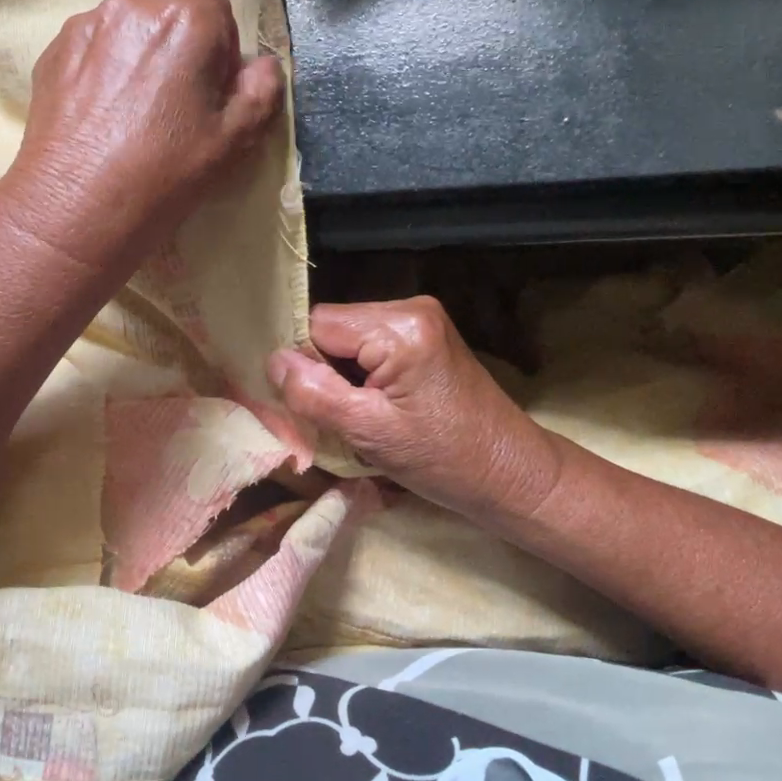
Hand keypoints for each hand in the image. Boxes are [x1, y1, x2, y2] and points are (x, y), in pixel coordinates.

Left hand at [3, 0, 282, 270]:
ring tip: (131, 115)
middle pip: (169, 15)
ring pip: (128, 32)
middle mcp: (132, 9)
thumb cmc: (164, 175)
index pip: (216, 7)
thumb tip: (263, 66)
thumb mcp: (234, 142)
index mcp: (185, 22)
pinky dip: (102, 71)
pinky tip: (100, 117)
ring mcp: (85, 27)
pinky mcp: (52, 51)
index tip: (211, 90)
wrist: (75, 209)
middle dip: (178, 51)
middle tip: (173, 109)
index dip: (220, 48)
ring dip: (138, 59)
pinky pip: (92, 49)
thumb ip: (262, 92)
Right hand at [266, 298, 564, 515]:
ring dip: (343, 371)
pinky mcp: (426, 332)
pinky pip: (371, 342)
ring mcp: (422, 317)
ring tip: (364, 411)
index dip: (305, 363)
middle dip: (325, 367)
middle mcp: (411, 307)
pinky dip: (364, 371)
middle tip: (342, 414)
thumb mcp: (369, 432)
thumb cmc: (442, 460)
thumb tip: (273, 361)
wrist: (508, 473)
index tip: (316, 405)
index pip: (317, 324)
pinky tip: (379, 402)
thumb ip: (315, 393)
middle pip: (333, 325)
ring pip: (349, 335)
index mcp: (399, 326)